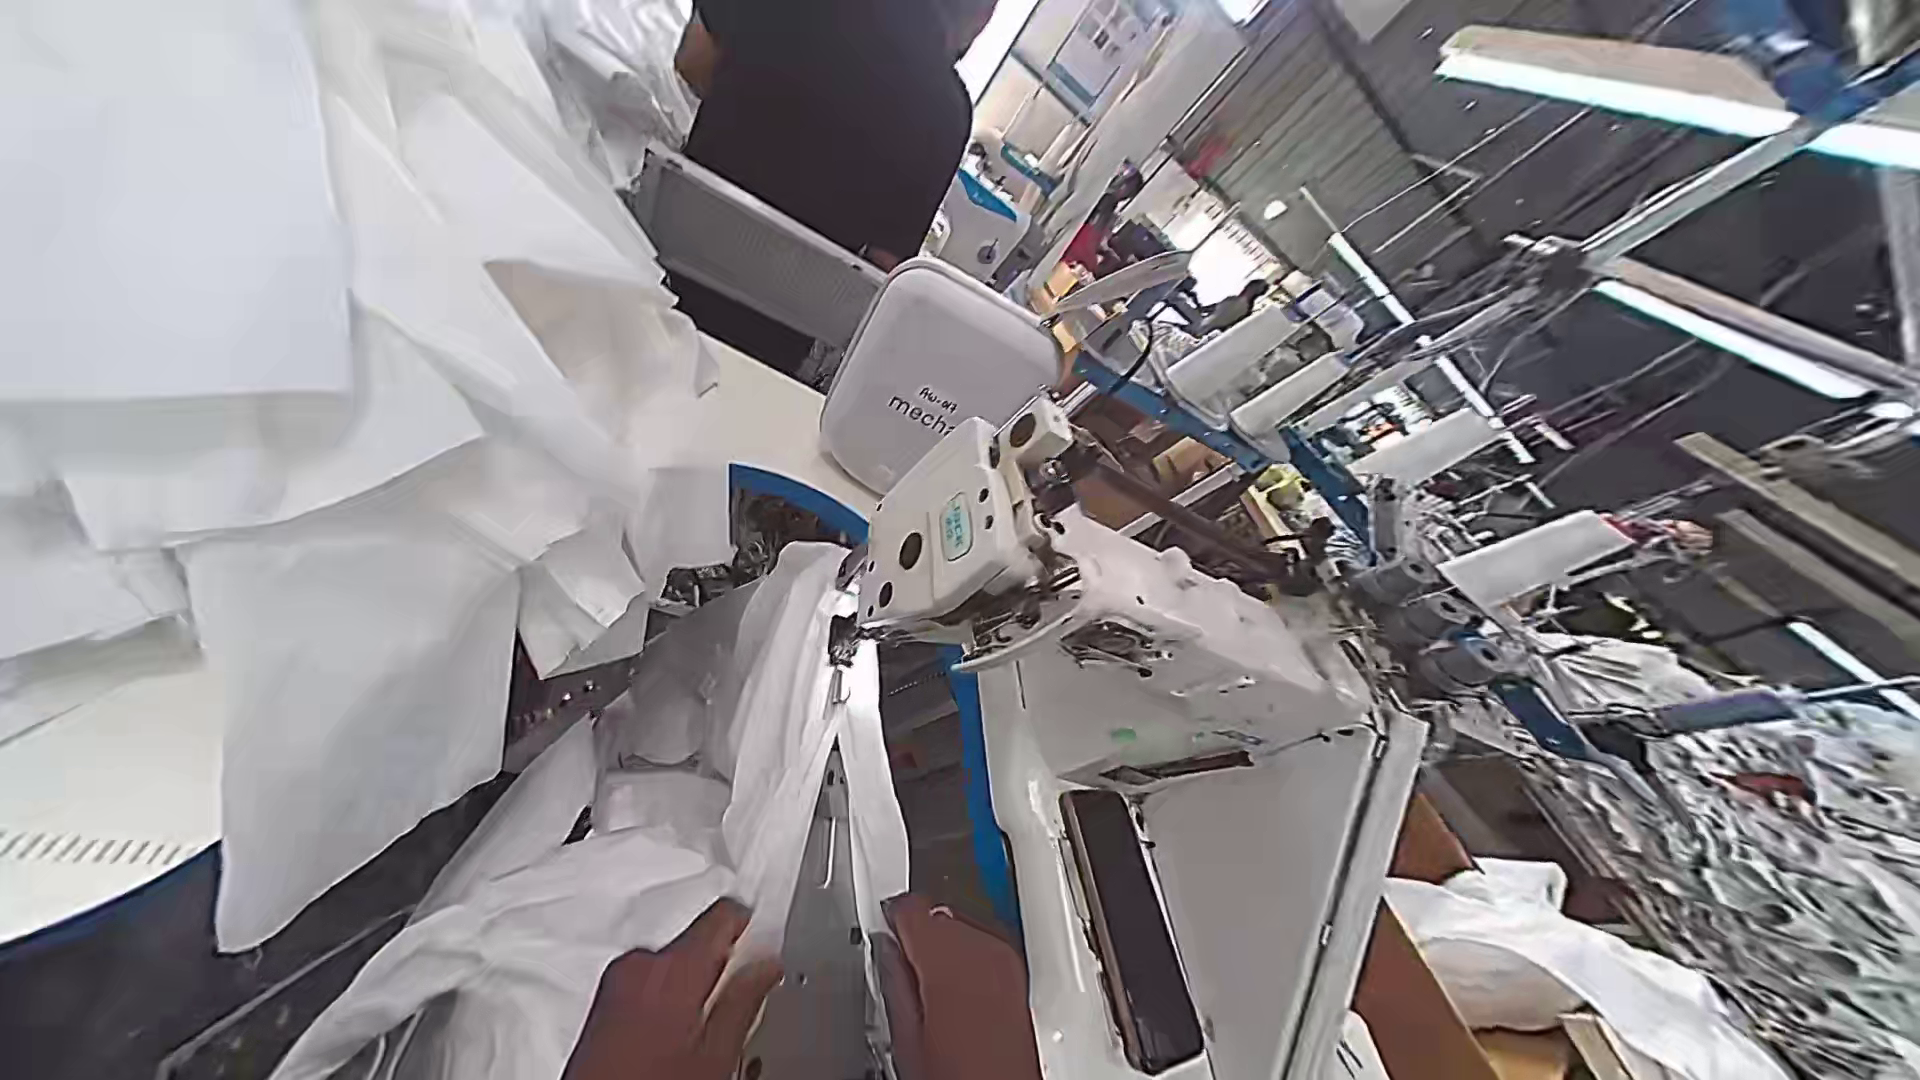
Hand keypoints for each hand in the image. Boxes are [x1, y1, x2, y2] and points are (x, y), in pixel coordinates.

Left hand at [564, 898, 783, 1079]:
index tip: (763, 953)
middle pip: (698, 941)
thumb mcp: (715, 1056)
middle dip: (720, 968)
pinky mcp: (600, 1009)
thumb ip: (745, 999)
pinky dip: (664, 1003)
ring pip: (673, 965)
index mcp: (672, 966)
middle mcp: (638, 965)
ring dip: (691, 988)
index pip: (726, 913)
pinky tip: (669, 1046)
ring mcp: (615, 986)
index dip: (752, 930)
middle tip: (732, 1011)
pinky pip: (648, 984)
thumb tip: (765, 965)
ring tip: (695, 1040)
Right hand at [873, 894, 1042, 1079]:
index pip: (911, 908)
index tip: (884, 927)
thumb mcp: (907, 1040)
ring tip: (930, 991)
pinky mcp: (1015, 970)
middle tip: (902, 971)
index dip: (892, 917)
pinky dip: (966, 958)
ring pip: (959, 928)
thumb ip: (892, 981)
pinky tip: (956, 994)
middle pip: (936, 917)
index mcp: (946, 959)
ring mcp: (1002, 957)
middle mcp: (980, 948)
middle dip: (917, 938)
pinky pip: (981, 945)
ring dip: (943, 948)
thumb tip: (884, 949)